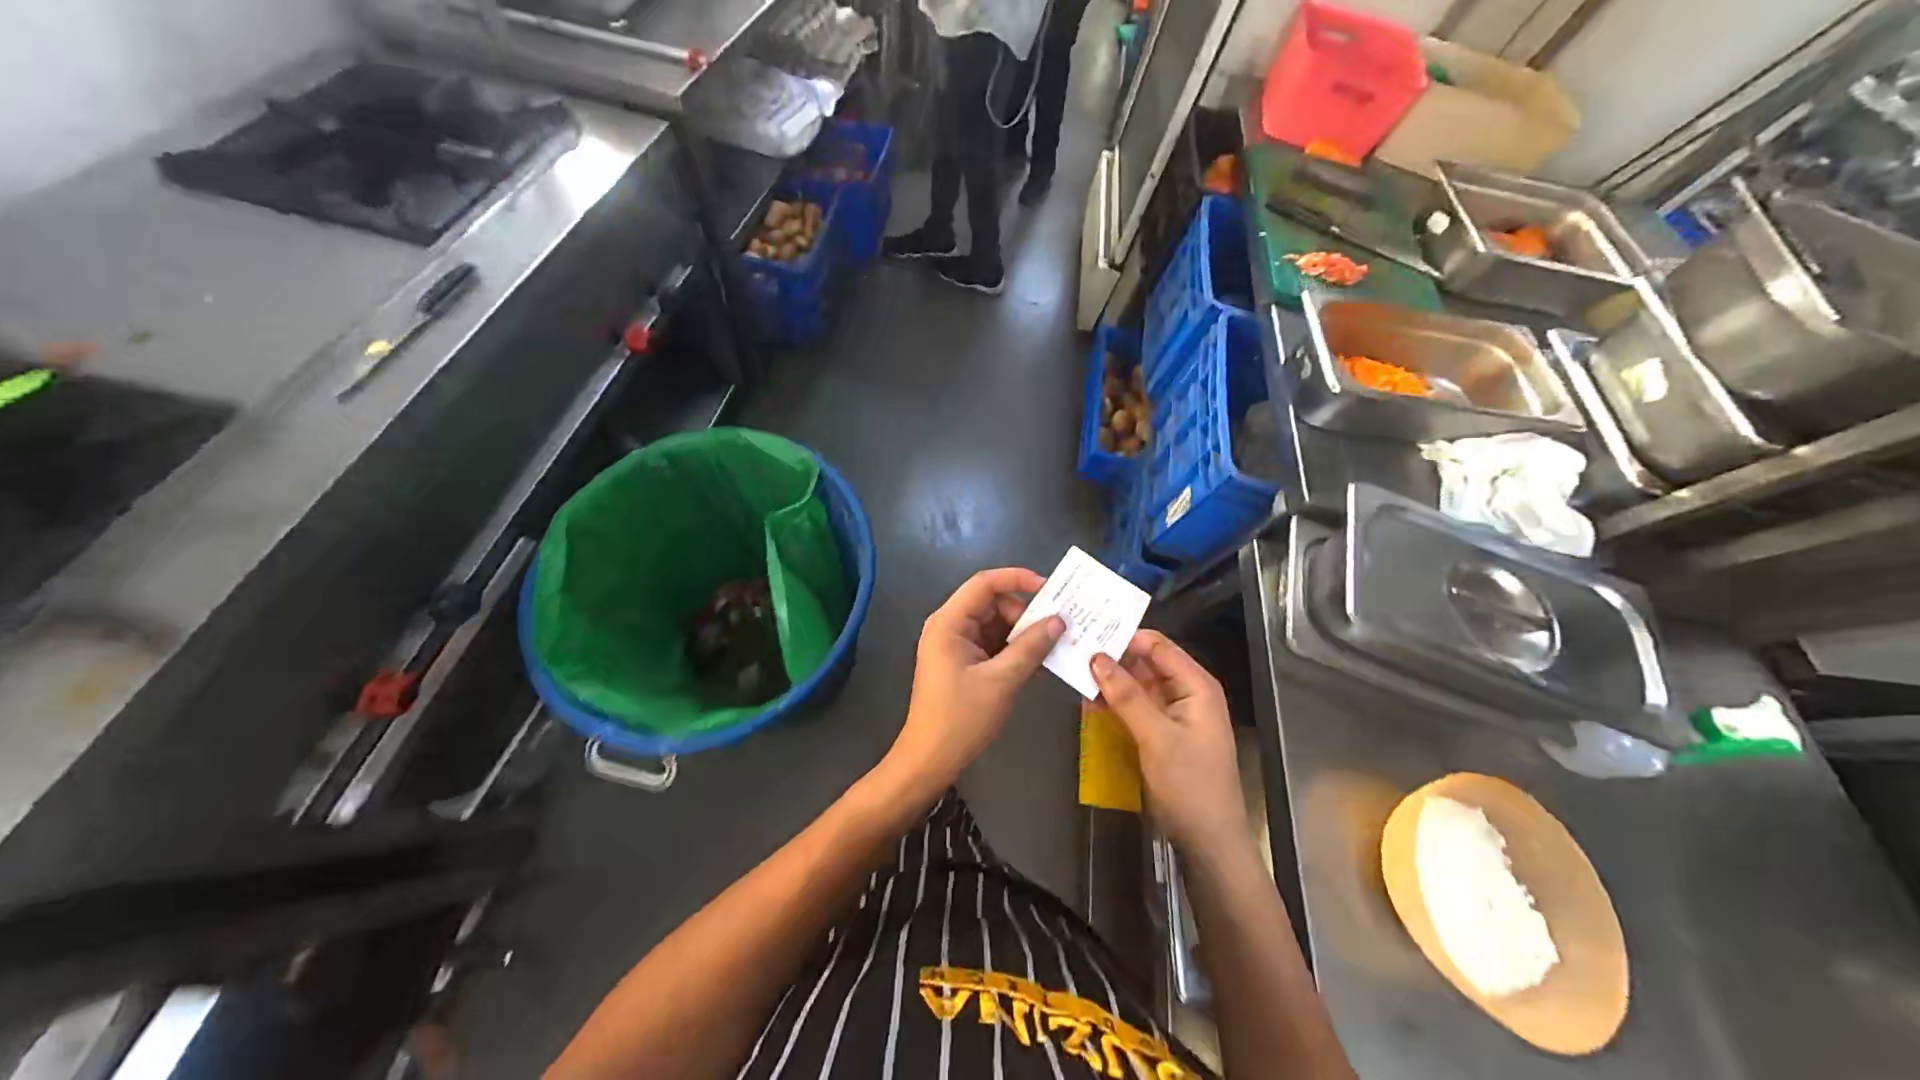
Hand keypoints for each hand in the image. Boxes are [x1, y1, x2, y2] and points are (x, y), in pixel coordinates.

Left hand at [883, 568, 1064, 796]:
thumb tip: (1059, 620)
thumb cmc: (961, 718)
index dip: (1018, 579)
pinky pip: (994, 645)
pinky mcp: (964, 663)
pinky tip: (1039, 666)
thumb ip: (1031, 647)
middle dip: (1025, 615)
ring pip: (997, 625)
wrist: (931, 759)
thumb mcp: (1002, 680)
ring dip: (1024, 636)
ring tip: (1054, 649)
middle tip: (1058, 630)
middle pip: (994, 604)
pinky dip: (1015, 652)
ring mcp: (956, 646)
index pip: (985, 583)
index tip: (1051, 589)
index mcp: (949, 623)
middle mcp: (950, 627)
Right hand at [1091, 632, 1249, 857]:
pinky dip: (1114, 702)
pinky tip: (1087, 700)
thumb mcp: (1156, 737)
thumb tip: (1096, 657)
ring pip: (1136, 684)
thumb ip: (1126, 695)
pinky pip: (1134, 707)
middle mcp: (1186, 692)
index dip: (1124, 637)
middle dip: (1112, 657)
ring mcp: (1173, 713)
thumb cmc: (1190, 785)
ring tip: (1072, 670)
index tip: (1086, 632)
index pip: (1157, 646)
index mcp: (1196, 686)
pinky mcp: (1161, 732)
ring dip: (1109, 680)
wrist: (1208, 841)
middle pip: (1145, 663)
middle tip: (1072, 649)